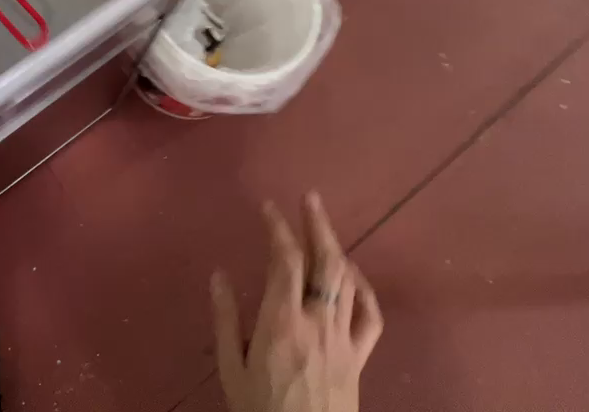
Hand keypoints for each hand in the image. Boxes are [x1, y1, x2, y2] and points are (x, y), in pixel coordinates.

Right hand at [211, 193, 382, 411]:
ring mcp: (344, 340)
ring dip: (337, 248)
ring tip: (324, 228)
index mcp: (282, 322)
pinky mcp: (359, 359)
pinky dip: (363, 289)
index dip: (278, 228)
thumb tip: (219, 275)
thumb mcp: (232, 368)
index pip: (285, 261)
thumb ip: (226, 320)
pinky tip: (352, 275)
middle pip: (325, 262)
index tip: (267, 208)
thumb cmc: (261, 411)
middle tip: (309, 198)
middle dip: (317, 225)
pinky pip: (370, 317)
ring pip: (348, 283)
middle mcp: (317, 323)